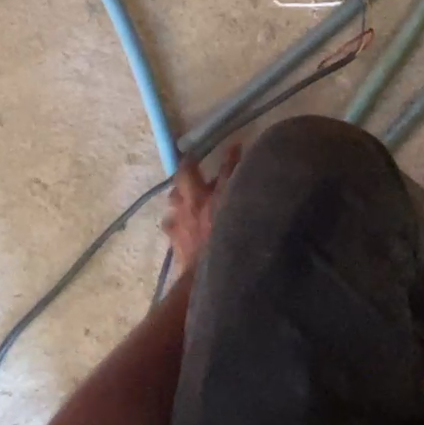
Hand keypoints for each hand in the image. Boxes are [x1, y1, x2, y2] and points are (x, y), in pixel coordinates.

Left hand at [160, 144, 238, 279]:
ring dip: (179, 194)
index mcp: (216, 196)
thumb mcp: (245, 218)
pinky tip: (176, 222)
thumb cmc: (232, 247)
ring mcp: (181, 220)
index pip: (226, 168)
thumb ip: (248, 200)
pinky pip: (170, 223)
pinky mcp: (174, 237)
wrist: (205, 278)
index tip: (235, 146)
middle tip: (192, 162)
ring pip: (174, 198)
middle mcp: (195, 203)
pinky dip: (174, 220)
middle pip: (187, 176)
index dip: (231, 156)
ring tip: (183, 193)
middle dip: (189, 166)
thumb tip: (253, 186)